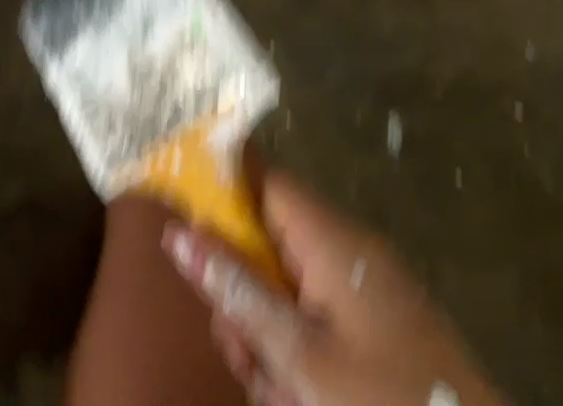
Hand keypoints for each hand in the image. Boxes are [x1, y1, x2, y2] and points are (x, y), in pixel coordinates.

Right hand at [163, 175, 504, 405]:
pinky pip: (311, 315)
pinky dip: (293, 348)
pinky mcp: (373, 325)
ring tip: (274, 388)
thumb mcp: (298, 352)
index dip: (218, 184)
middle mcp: (346, 252)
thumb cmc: (384, 398)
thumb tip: (178, 231)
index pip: (262, 179)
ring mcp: (362, 290)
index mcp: (332, 241)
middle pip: (264, 241)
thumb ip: (237, 290)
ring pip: (281, 286)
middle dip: (238, 291)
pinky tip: (295, 393)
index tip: (178, 205)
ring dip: (262, 332)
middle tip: (237, 345)